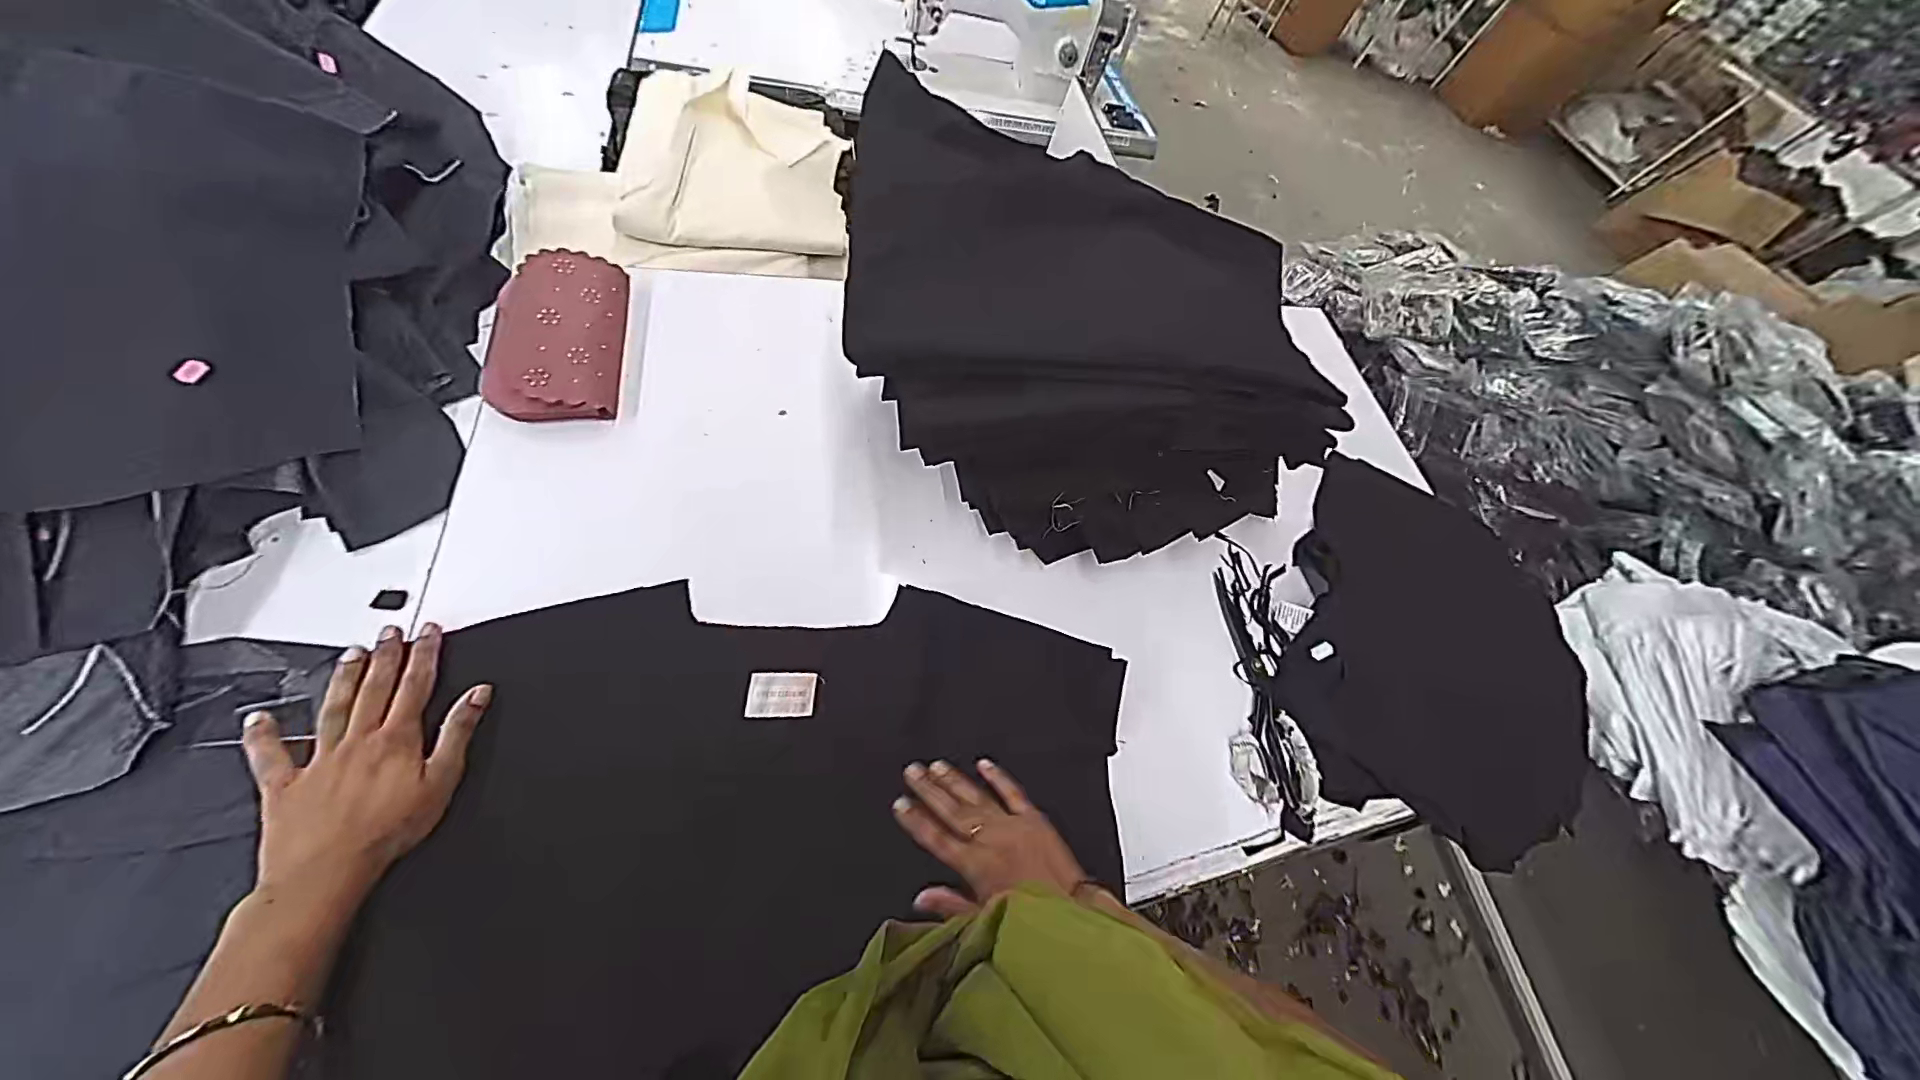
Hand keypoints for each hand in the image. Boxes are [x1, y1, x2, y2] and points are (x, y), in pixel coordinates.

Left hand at [241, 624, 490, 919]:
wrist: (326, 871)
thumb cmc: (388, 830)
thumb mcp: (442, 779)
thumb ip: (458, 732)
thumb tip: (476, 696)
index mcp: (396, 740)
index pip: (415, 685)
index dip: (424, 655)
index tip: (429, 633)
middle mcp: (357, 742)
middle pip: (374, 688)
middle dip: (386, 656)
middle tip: (390, 632)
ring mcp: (319, 760)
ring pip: (332, 708)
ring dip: (343, 678)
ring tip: (351, 653)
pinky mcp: (286, 785)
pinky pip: (271, 754)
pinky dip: (263, 734)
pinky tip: (259, 717)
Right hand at [892, 758, 1092, 917]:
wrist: (1073, 914)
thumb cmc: (1031, 922)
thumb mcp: (985, 919)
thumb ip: (951, 905)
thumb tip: (921, 898)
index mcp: (977, 867)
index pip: (938, 838)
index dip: (916, 820)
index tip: (901, 804)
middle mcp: (991, 841)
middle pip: (952, 811)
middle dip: (929, 790)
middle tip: (912, 771)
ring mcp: (1013, 826)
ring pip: (977, 797)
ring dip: (955, 780)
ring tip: (937, 765)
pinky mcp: (1035, 819)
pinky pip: (1012, 792)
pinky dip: (997, 777)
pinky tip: (983, 764)